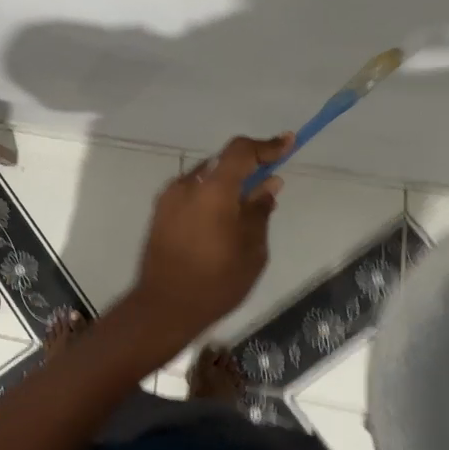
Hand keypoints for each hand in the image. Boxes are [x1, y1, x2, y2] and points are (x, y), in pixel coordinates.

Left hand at [126, 134, 290, 345]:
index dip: (266, 145)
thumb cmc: (216, 282)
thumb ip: (259, 211)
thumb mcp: (251, 250)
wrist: (163, 306)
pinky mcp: (160, 213)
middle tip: (269, 186)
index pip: (240, 152)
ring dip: (227, 186)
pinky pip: (191, 194)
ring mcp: (168, 198)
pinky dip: (210, 198)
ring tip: (246, 212)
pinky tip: (222, 223)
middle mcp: (186, 186)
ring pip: (205, 180)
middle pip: (222, 164)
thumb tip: (268, 184)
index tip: (289, 142)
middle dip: (248, 169)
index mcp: (212, 191)